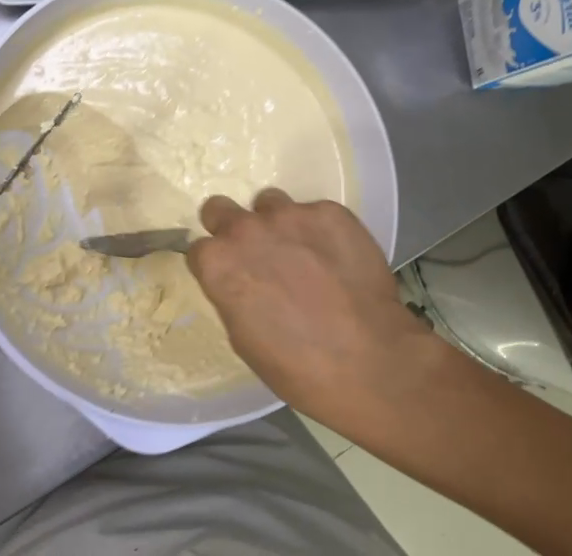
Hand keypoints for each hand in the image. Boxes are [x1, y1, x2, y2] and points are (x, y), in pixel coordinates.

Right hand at [187, 189, 444, 427]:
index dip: (215, 265)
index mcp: (218, 263)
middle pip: (219, 209)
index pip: (199, 249)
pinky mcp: (330, 212)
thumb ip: (232, 294)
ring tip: (305, 256)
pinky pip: (315, 213)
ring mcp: (290, 215)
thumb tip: (240, 282)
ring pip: (270, 204)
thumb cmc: (298, 367)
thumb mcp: (243, 339)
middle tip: (257, 255)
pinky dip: (321, 232)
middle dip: (232, 228)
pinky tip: (338, 260)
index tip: (231, 278)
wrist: (371, 363)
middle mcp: (246, 229)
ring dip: (278, 225)